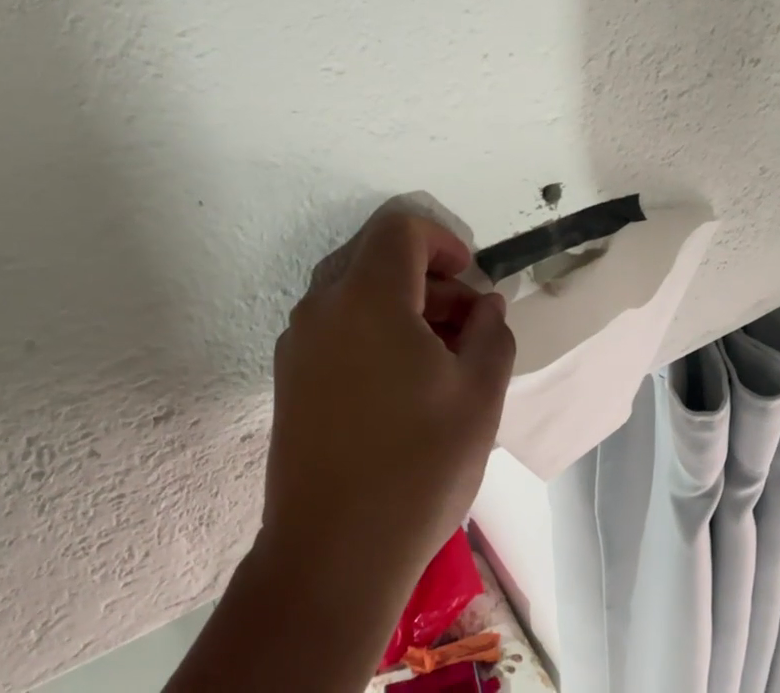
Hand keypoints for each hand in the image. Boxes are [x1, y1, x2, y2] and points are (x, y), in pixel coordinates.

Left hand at [262, 203, 515, 587]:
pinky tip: (401, 383)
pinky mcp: (289, 379)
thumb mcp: (480, 396)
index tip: (470, 279)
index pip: (400, 228)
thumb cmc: (417, 466)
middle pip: (374, 256)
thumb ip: (490, 333)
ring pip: (352, 293)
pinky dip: (371, 330)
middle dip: (426, 276)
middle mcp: (321, 307)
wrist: (332, 552)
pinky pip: (334, 327)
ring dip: (400, 305)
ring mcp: (298, 344)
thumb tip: (485, 306)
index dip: (443, 239)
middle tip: (465, 323)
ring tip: (441, 358)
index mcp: (366, 296)